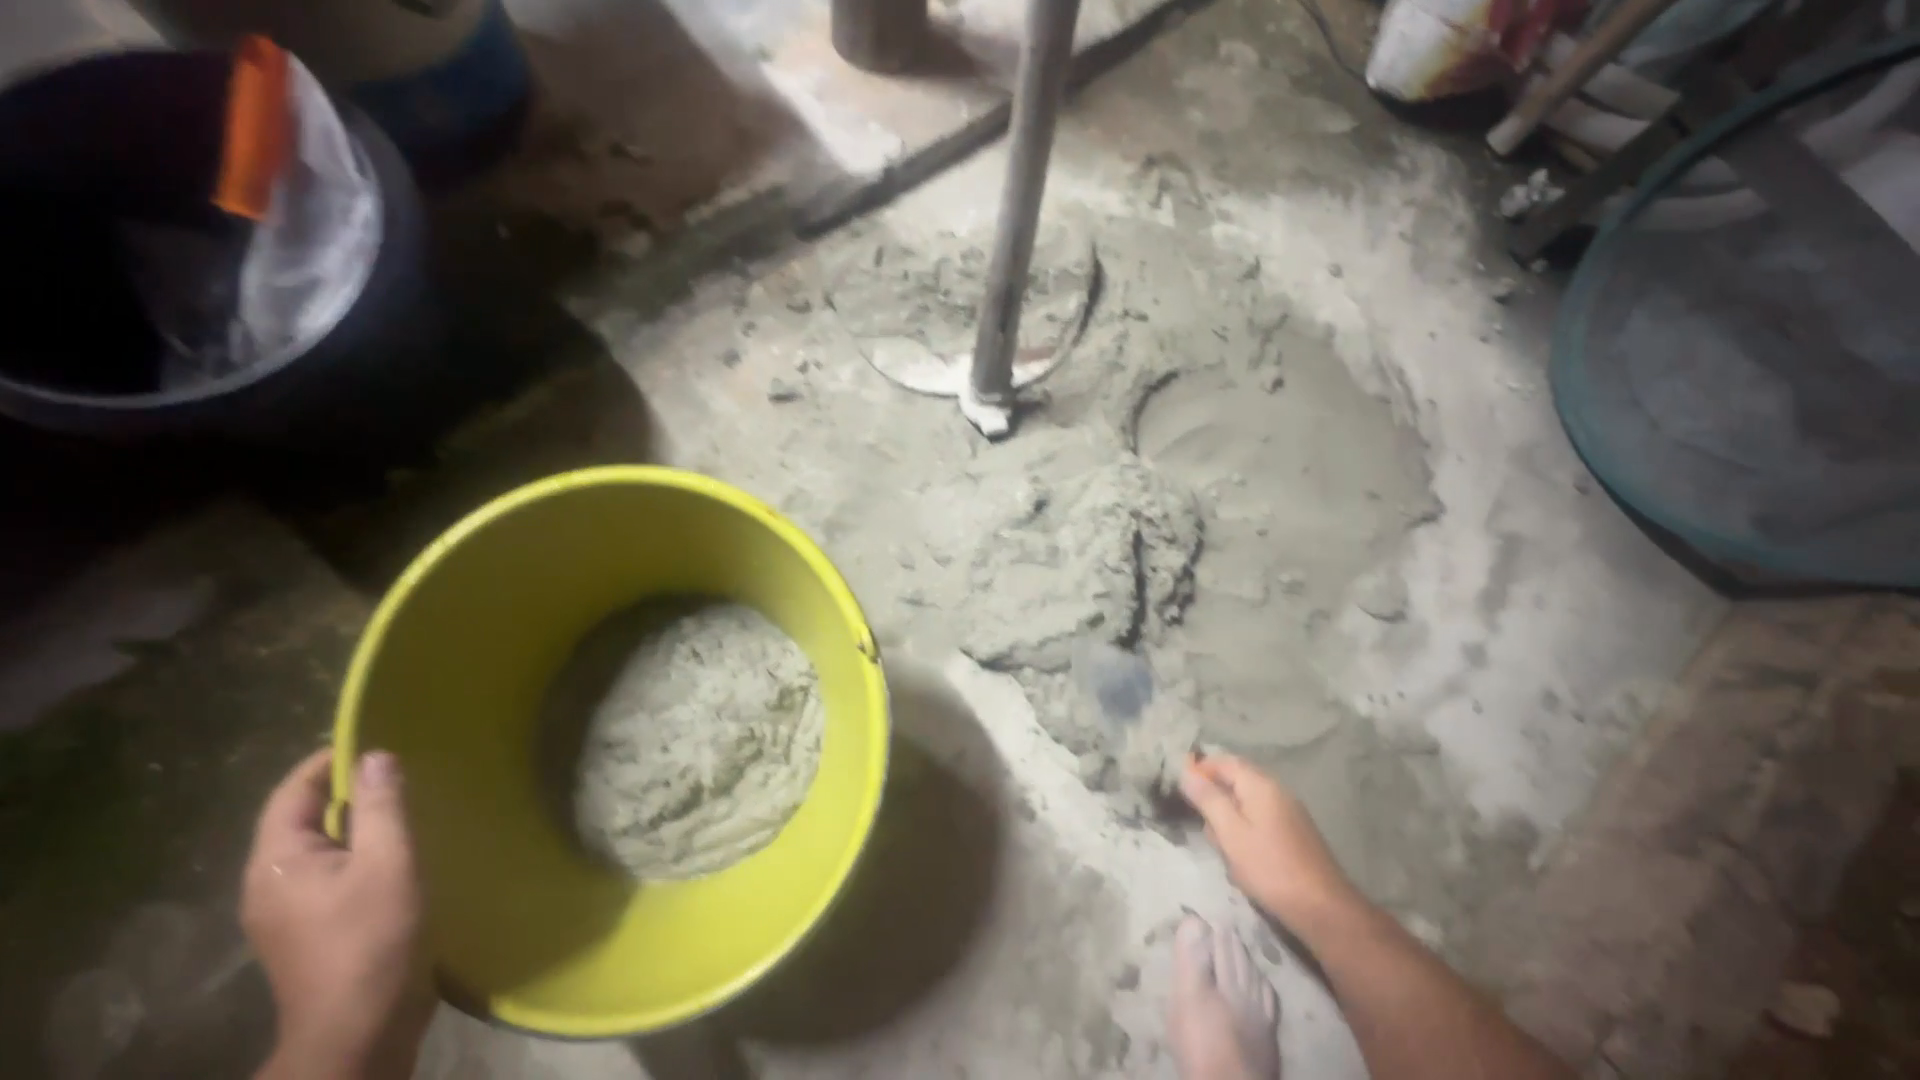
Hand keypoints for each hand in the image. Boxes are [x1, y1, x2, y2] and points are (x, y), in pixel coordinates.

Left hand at [242, 749, 431, 1079]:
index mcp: (277, 862)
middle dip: (349, 792)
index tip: (379, 742)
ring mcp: (286, 913)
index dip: (330, 761)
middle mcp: (269, 884)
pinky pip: (331, 876)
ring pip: (321, 849)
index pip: (292, 792)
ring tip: (408, 810)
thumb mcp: (389, 862)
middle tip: (404, 774)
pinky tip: (399, 858)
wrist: (359, 1031)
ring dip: (359, 825)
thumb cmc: (372, 939)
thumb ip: (382, 805)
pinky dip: (360, 855)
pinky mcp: (310, 933)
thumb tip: (376, 756)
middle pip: (304, 819)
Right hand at [1180, 752, 1357, 927]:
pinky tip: (1243, 857)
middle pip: (1236, 780)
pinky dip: (1245, 830)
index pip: (1224, 761)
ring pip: (1247, 803)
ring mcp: (1289, 811)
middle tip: (1203, 826)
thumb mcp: (1230, 833)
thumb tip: (1187, 772)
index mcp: (1261, 785)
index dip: (1200, 769)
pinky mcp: (1294, 832)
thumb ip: (1208, 799)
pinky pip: (1260, 819)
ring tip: (1224, 848)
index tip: (1180, 787)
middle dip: (1214, 798)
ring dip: (1228, 818)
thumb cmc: (1270, 868)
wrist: (1322, 907)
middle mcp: (1277, 790)